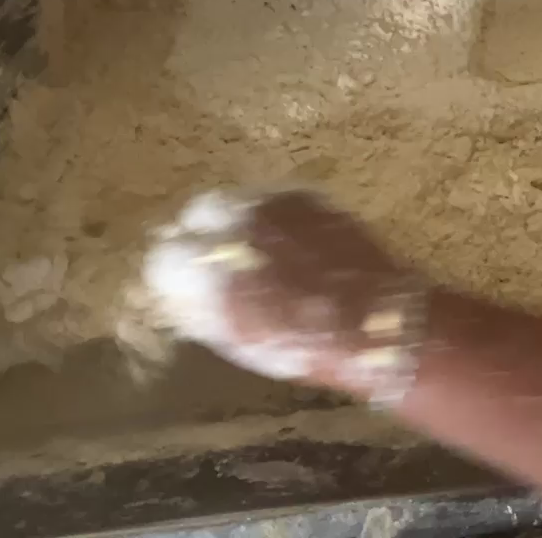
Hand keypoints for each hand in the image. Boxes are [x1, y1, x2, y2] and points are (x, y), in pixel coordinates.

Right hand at [141, 188, 427, 404]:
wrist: (374, 319)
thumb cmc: (303, 345)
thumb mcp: (240, 337)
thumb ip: (207, 306)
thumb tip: (188, 289)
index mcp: (213, 270)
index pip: (167, 256)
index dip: (175, 269)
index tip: (184, 278)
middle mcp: (239, 226)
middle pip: (200, 214)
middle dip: (203, 232)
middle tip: (216, 255)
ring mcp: (277, 204)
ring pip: (237, 200)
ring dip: (237, 220)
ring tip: (252, 246)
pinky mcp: (308, 196)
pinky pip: (274, 198)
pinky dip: (271, 215)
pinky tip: (283, 238)